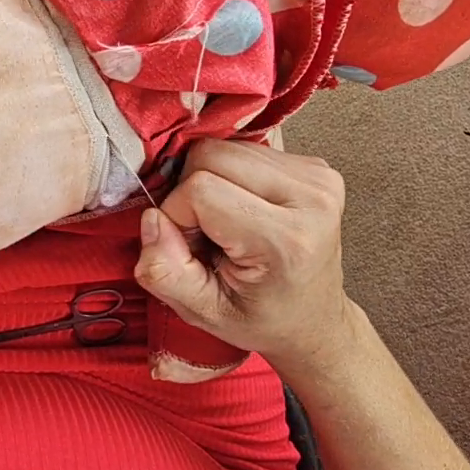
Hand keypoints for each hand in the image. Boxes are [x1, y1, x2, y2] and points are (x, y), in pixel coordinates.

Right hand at [134, 140, 358, 377]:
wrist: (313, 321)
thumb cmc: (258, 317)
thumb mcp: (200, 311)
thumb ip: (164, 271)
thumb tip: (152, 218)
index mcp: (286, 239)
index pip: (200, 190)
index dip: (177, 214)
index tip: (189, 245)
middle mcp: (310, 198)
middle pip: (210, 155)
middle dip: (189, 190)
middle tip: (203, 231)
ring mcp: (317, 178)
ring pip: (224, 147)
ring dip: (208, 180)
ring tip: (223, 221)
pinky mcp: (315, 166)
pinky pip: (243, 149)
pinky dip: (228, 175)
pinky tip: (240, 206)